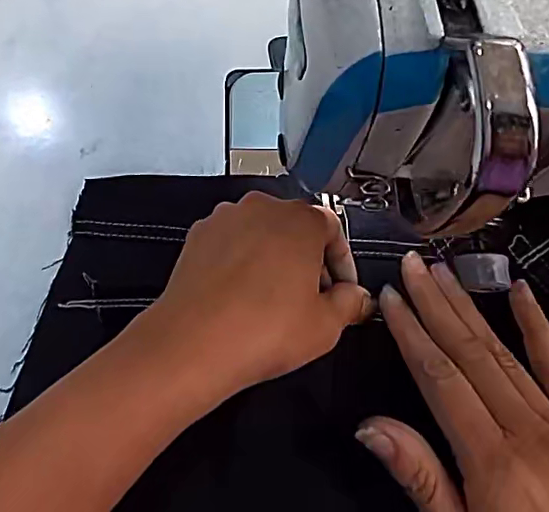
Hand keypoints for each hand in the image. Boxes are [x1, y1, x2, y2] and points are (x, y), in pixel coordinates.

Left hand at [129, 192, 370, 393]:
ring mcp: (229, 216)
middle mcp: (265, 207)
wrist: (191, 343)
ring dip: (273, 258)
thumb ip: (351, 304)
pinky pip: (232, 242)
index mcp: (302, 219)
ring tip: (272, 301)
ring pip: (263, 233)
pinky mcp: (200, 233)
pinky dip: (240, 261)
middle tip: (311, 298)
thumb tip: (357, 298)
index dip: (342, 263)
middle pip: (297, 227)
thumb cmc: (261, 330)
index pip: (334, 228)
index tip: (342, 289)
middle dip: (307, 260)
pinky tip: (240, 296)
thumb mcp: (325, 327)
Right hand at [361, 254, 548, 511]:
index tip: (391, 298)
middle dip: (435, 303)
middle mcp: (529, 435)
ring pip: (505, 351)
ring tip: (445, 271)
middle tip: (412, 266)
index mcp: (494, 464)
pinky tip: (522, 292)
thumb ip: (422, 479)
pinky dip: (538, 326)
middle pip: (470, 352)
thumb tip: (373, 427)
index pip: (440, 377)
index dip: (411, 332)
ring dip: (470, 306)